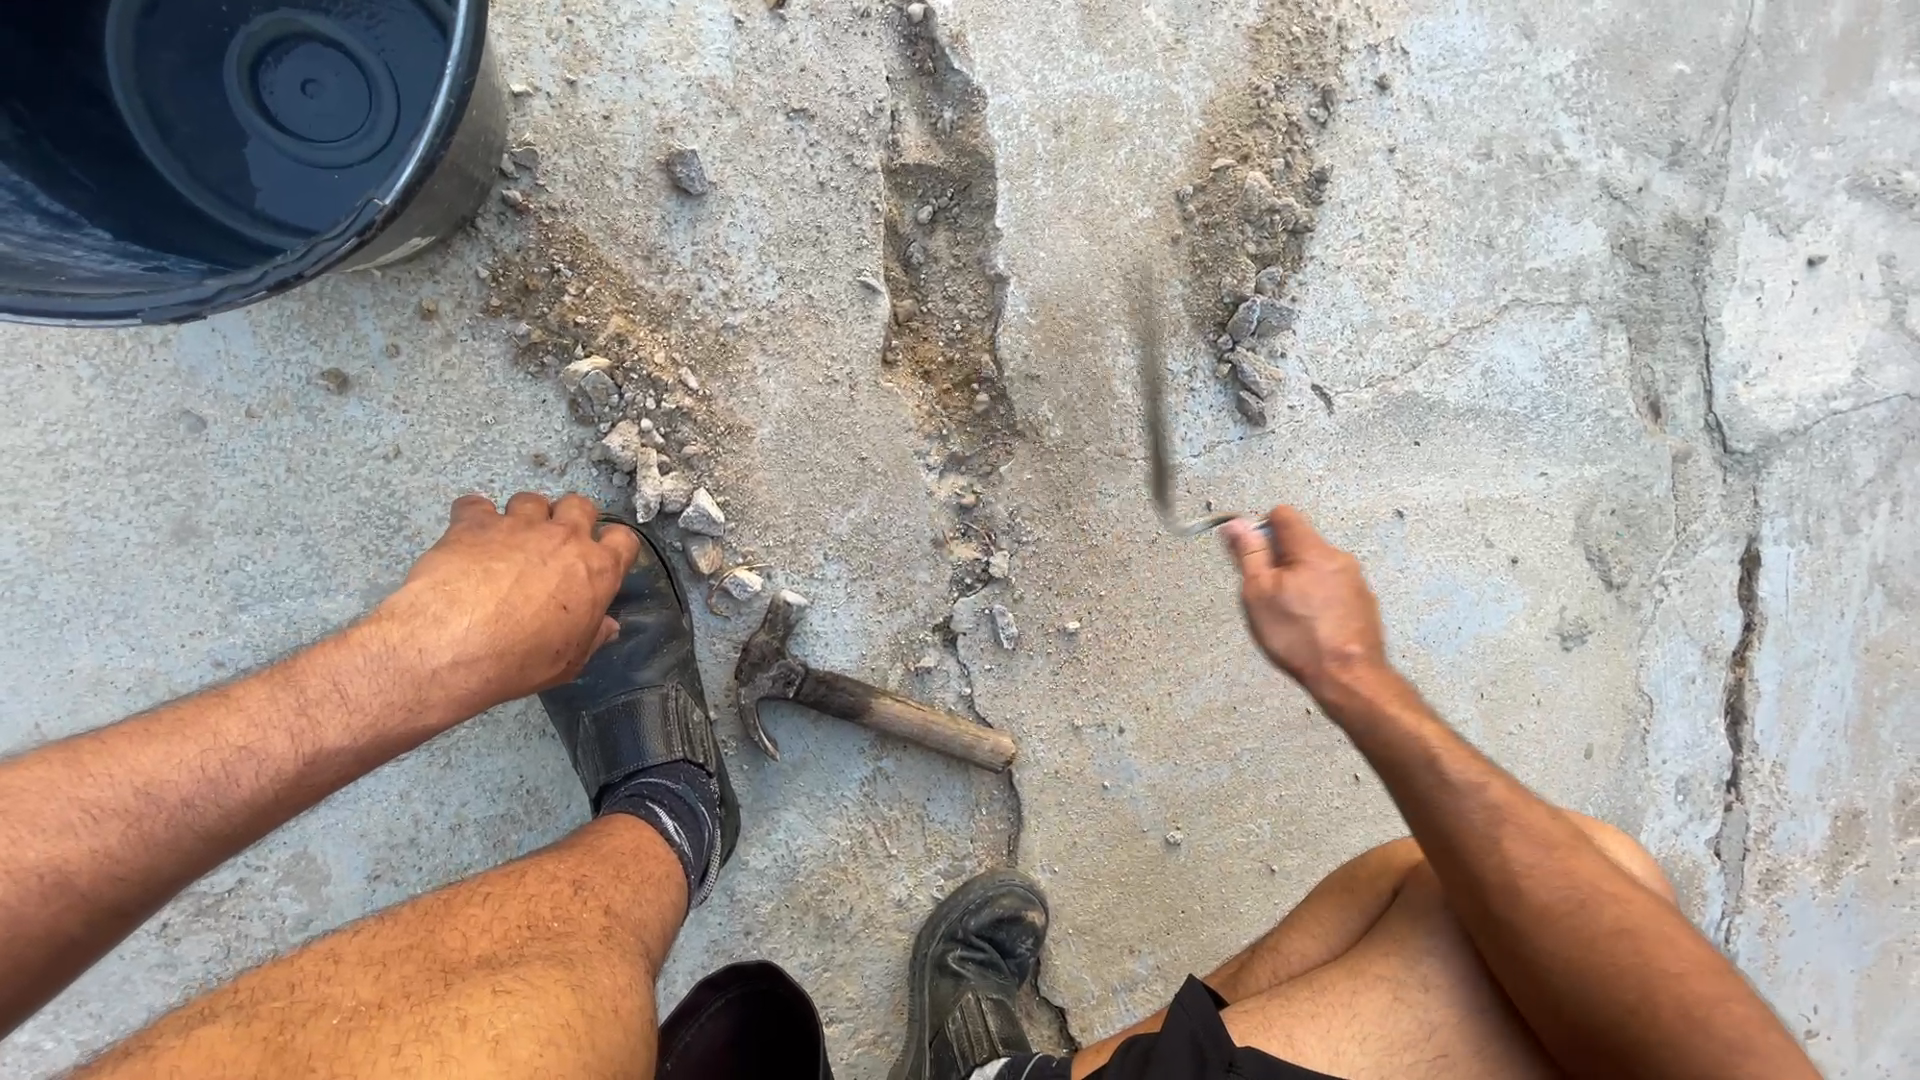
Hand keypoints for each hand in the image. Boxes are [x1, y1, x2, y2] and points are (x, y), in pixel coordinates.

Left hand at [369, 493, 640, 715]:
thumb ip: (593, 636)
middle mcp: (565, 538)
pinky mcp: (474, 523)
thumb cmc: (522, 661)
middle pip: (581, 504)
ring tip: (509, 538)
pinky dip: (473, 515)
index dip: (614, 544)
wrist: (454, 645)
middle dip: (571, 517)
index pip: (624, 539)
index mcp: (598, 570)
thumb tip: (608, 626)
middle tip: (554, 542)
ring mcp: (520, 526)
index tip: (601, 555)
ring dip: (525, 515)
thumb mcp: (570, 660)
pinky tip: (466, 535)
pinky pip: (475, 503)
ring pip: (531, 499)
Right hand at [1222, 506, 1390, 696]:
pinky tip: (1309, 626)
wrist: (1348, 676)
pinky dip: (1316, 598)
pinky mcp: (1363, 603)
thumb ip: (1248, 553)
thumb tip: (1237, 524)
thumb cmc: (1298, 635)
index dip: (1260, 529)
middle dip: (1278, 560)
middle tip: (1265, 594)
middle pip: (1299, 542)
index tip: (1252, 558)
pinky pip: (1331, 587)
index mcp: (1311, 549)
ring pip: (1315, 567)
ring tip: (1287, 615)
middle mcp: (1338, 557)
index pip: (1282, 515)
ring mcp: (1355, 581)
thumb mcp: (1259, 593)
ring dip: (1297, 580)